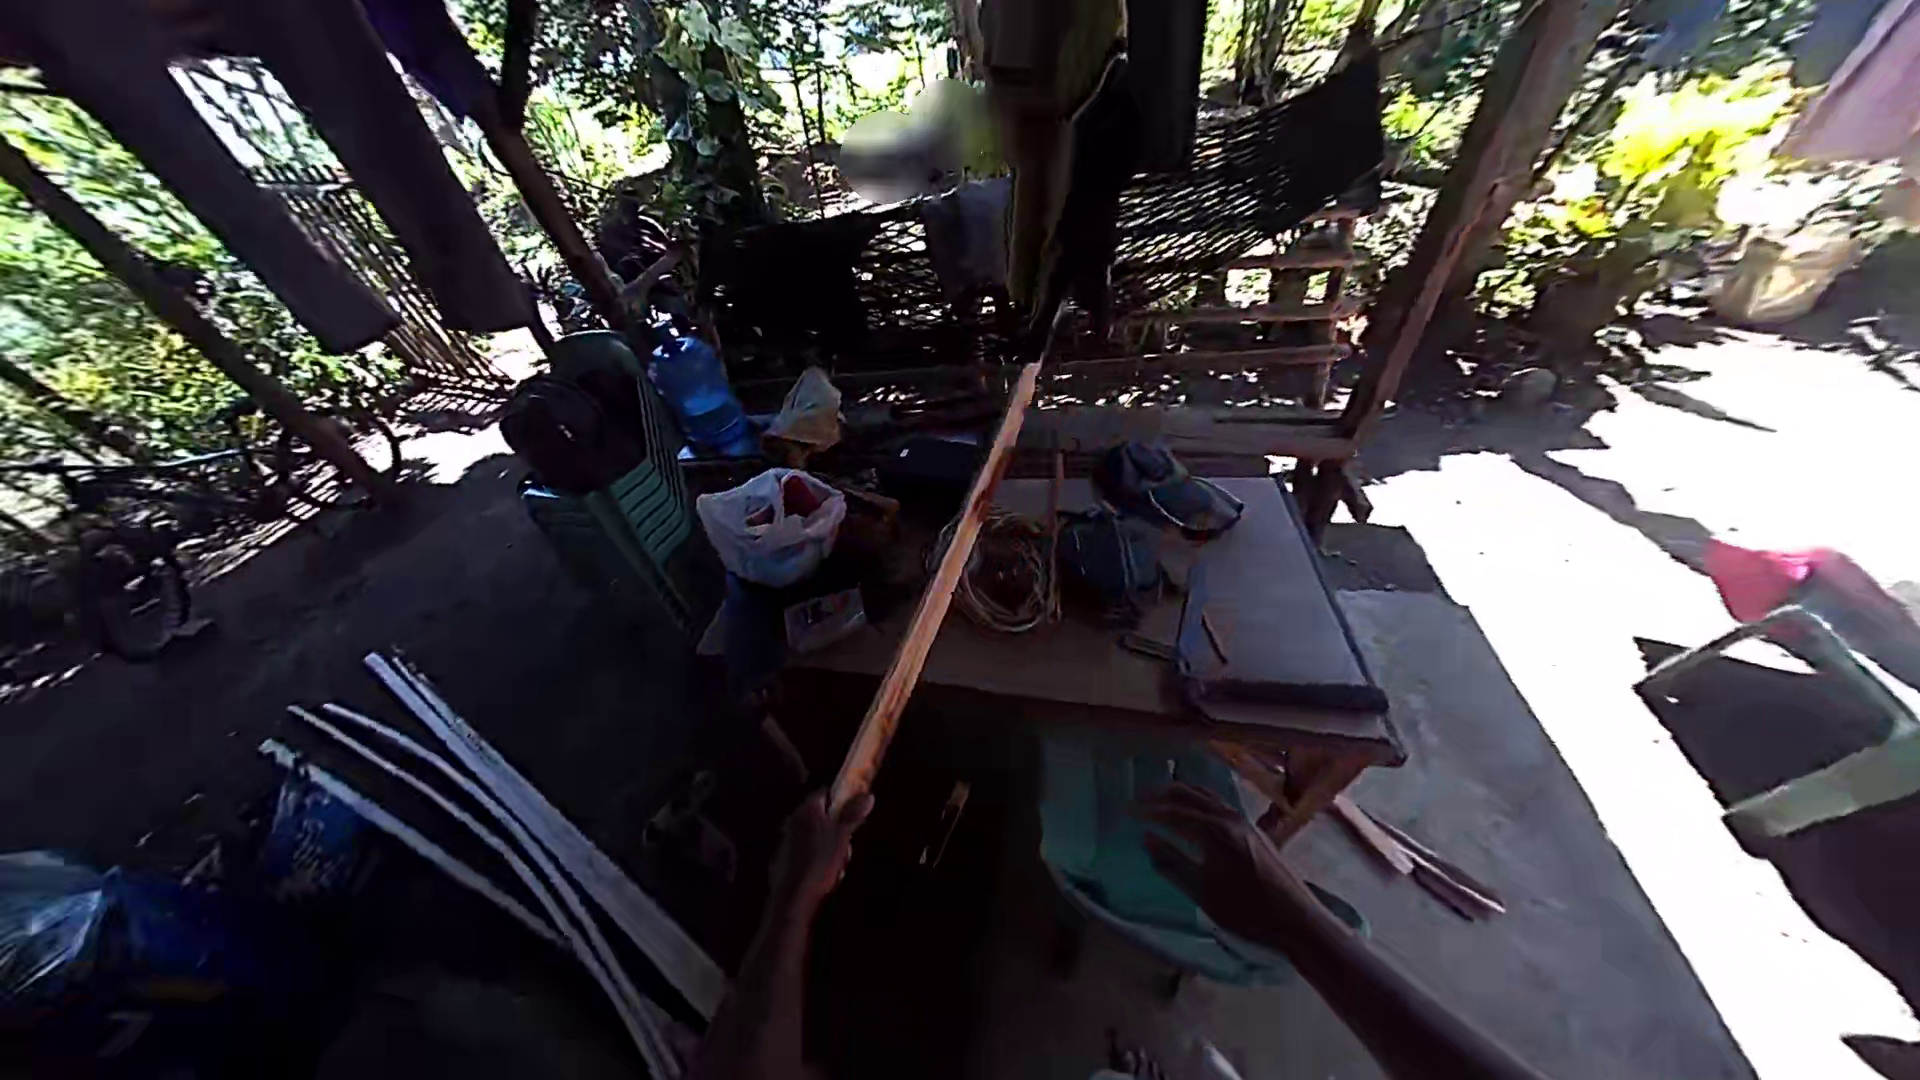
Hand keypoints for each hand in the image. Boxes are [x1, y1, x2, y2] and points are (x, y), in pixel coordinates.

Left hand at [769, 791, 873, 914]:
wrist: (793, 899)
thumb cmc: (820, 862)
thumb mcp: (842, 837)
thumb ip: (853, 815)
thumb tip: (868, 796)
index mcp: (807, 809)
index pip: (826, 793)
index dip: (841, 801)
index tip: (853, 814)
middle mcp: (793, 819)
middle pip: (820, 816)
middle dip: (836, 828)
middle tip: (846, 845)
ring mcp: (785, 839)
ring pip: (814, 835)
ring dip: (827, 844)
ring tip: (836, 864)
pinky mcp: (782, 858)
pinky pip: (804, 850)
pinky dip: (814, 856)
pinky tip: (822, 873)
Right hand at [1134, 783, 1313, 947]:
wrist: (1299, 922)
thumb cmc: (1248, 912)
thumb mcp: (1203, 893)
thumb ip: (1172, 863)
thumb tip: (1147, 839)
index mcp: (1213, 830)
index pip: (1172, 812)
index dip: (1148, 810)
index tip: (1127, 810)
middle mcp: (1227, 816)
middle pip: (1188, 794)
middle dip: (1161, 794)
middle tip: (1140, 798)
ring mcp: (1242, 820)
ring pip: (1204, 795)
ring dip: (1180, 793)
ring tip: (1161, 798)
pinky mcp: (1252, 828)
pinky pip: (1217, 802)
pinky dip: (1197, 799)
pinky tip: (1193, 811)